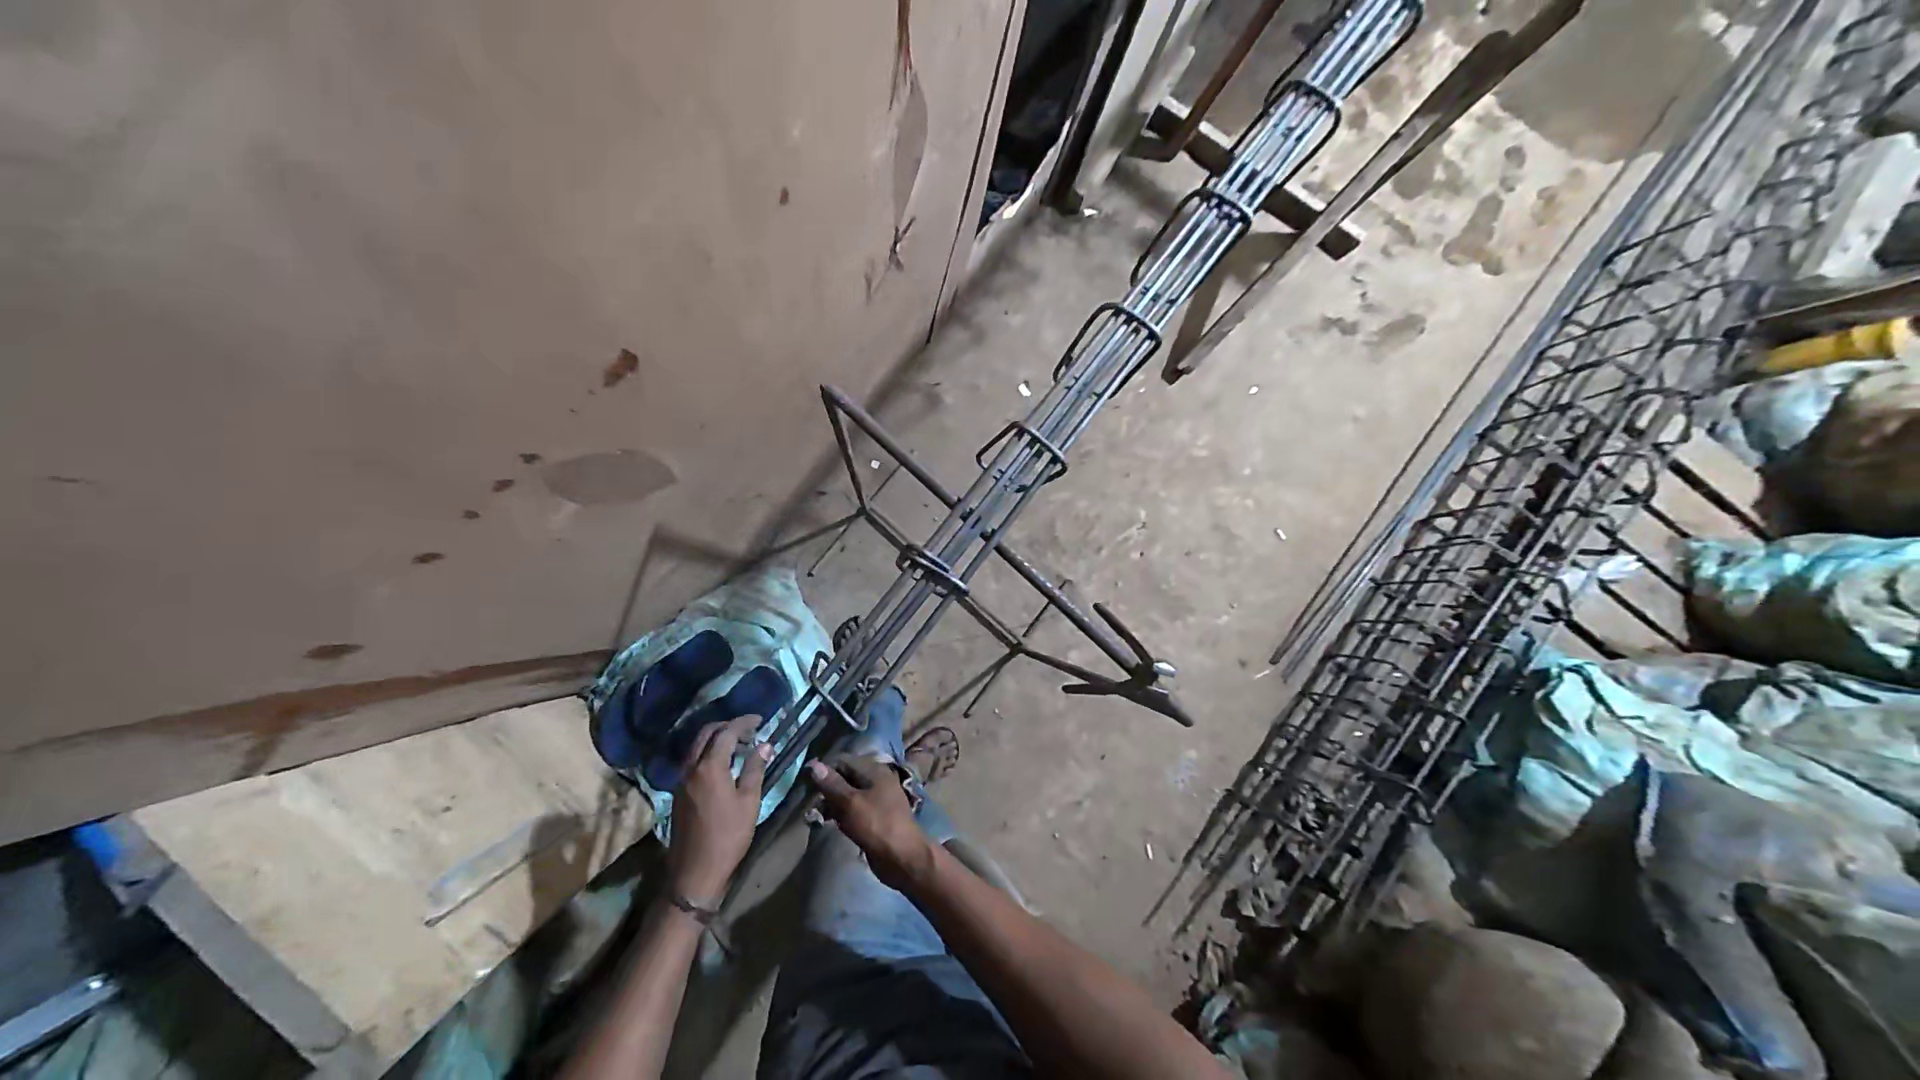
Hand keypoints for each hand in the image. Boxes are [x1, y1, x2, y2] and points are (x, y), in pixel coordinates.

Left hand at [667, 715, 769, 899]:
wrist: (695, 871)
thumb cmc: (728, 835)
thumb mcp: (749, 801)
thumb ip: (755, 769)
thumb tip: (765, 745)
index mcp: (709, 767)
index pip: (726, 732)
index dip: (743, 722)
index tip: (760, 720)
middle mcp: (691, 768)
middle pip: (706, 734)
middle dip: (727, 726)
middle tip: (748, 730)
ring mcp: (681, 781)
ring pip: (696, 747)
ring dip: (716, 739)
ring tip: (739, 745)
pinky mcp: (679, 793)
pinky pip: (692, 761)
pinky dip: (708, 753)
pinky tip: (723, 764)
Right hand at [807, 756, 935, 891]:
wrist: (902, 857)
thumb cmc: (876, 825)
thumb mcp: (850, 803)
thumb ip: (831, 784)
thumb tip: (813, 764)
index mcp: (874, 770)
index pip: (842, 760)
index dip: (824, 770)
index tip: (806, 784)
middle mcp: (876, 780)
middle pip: (845, 777)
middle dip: (827, 789)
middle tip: (810, 804)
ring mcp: (877, 799)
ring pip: (848, 795)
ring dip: (832, 803)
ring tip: (816, 816)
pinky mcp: (875, 817)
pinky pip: (854, 809)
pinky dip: (841, 814)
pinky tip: (829, 823)